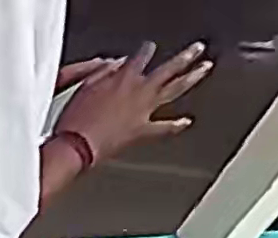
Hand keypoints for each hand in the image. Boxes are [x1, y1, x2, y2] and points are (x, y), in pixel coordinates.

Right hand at [52, 42, 212, 159]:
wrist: (74, 148)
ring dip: (192, 77)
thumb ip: (103, 72)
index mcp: (124, 76)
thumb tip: (116, 64)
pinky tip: (186, 122)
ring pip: (175, 89)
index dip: (146, 51)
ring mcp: (143, 110)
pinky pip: (163, 128)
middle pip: (169, 67)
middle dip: (185, 56)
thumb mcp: (83, 88)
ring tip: (204, 68)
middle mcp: (140, 89)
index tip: (147, 49)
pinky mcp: (140, 132)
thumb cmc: (73, 122)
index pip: (142, 55)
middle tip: (197, 49)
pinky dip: (175, 126)